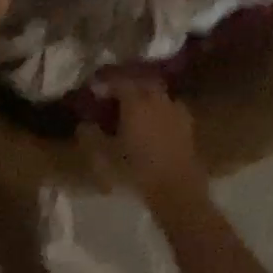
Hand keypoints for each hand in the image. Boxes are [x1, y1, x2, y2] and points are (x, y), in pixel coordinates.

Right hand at [80, 78, 204, 204]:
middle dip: (128, 83)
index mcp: (135, 103)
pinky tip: (156, 121)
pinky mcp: (188, 127)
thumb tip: (84, 124)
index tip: (95, 89)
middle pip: (142, 81)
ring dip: (146, 94)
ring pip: (159, 93)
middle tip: (115, 93)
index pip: (119, 81)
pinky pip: (172, 108)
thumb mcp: (105, 156)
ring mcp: (175, 112)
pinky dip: (162, 108)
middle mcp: (156, 100)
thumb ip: (91, 136)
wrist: (178, 192)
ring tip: (136, 105)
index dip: (105, 82)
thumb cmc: (138, 171)